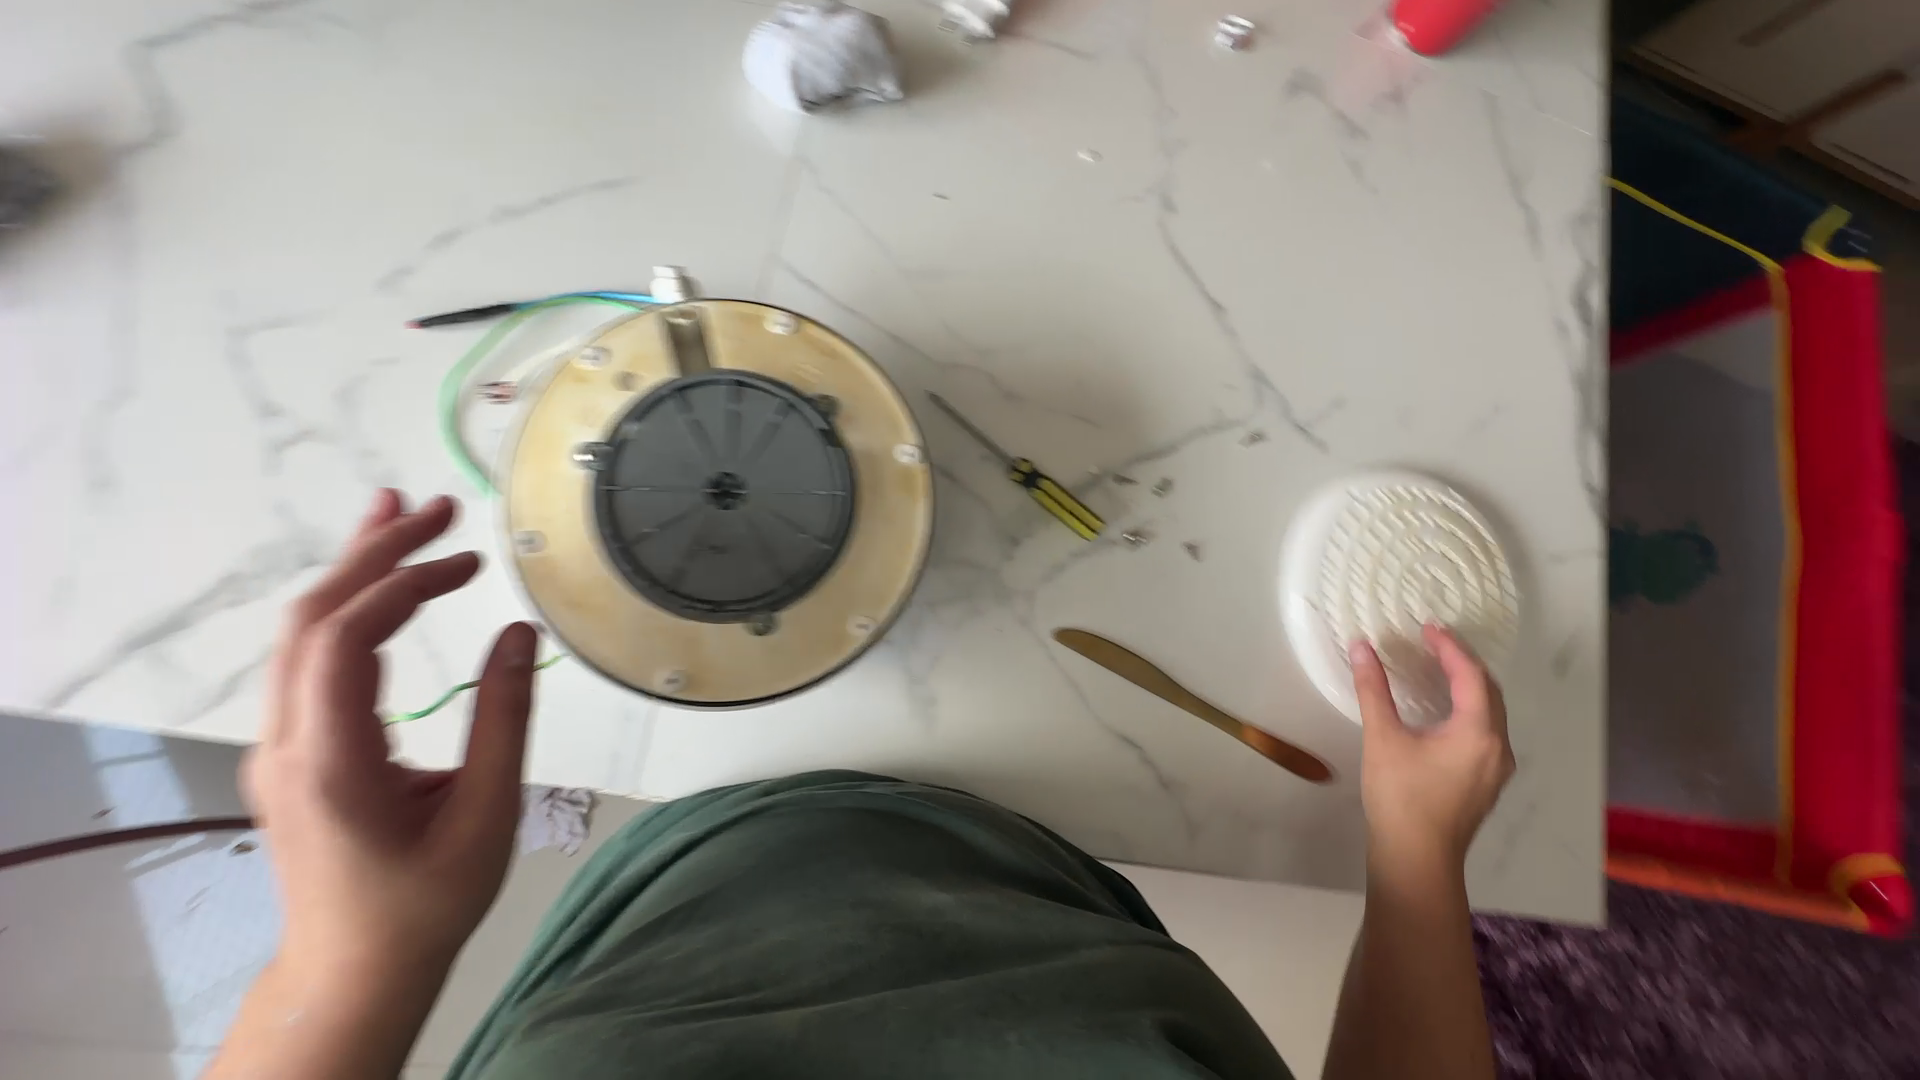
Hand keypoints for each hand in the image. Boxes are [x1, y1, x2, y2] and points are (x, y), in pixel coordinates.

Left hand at [242, 489, 537, 985]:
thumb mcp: (486, 811)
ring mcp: (280, 743)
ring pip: (302, 632)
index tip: (470, 565)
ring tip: (402, 514)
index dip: (403, 586)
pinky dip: (350, 605)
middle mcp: (286, 742)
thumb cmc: (428, 898)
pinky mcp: (294, 745)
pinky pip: (311, 656)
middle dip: (374, 552)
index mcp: (330, 762)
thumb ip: (503, 717)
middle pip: (311, 619)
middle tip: (436, 506)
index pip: (344, 643)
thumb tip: (519, 633)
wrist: (355, 967)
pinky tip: (383, 582)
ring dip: (354, 568)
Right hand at [1349, 624, 1512, 883]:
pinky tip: (1443, 708)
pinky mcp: (1485, 781)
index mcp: (1478, 732)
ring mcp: (1496, 767)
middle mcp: (1498, 746)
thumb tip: (1361, 647)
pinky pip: (1484, 730)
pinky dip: (1467, 708)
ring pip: (1490, 713)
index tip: (1426, 626)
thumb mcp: (1382, 738)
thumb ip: (1373, 690)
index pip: (1471, 676)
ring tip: (1438, 666)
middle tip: (1432, 641)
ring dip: (1467, 685)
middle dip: (1463, 662)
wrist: (1416, 857)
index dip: (1450, 647)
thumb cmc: (1400, 795)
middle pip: (1489, 692)